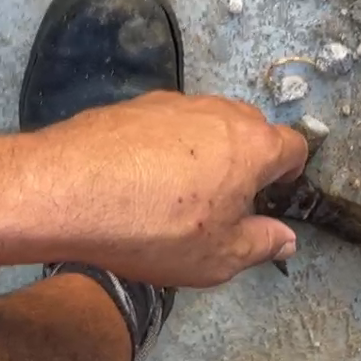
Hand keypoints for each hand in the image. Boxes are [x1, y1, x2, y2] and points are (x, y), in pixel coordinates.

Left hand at [29, 93, 307, 286]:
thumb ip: (263, 245)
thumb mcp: (219, 257)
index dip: (289, 172)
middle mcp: (223, 113)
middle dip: (248, 160)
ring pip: (209, 124)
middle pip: (253, 130)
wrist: (67, 191)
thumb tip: (287, 239)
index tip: (269, 196)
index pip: (294, 146)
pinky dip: (166, 145)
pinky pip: (168, 124)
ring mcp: (178, 103)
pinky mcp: (137, 104)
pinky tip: (139, 178)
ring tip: (176, 191)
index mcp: (255, 147)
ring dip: (206, 151)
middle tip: (223, 199)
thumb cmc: (155, 227)